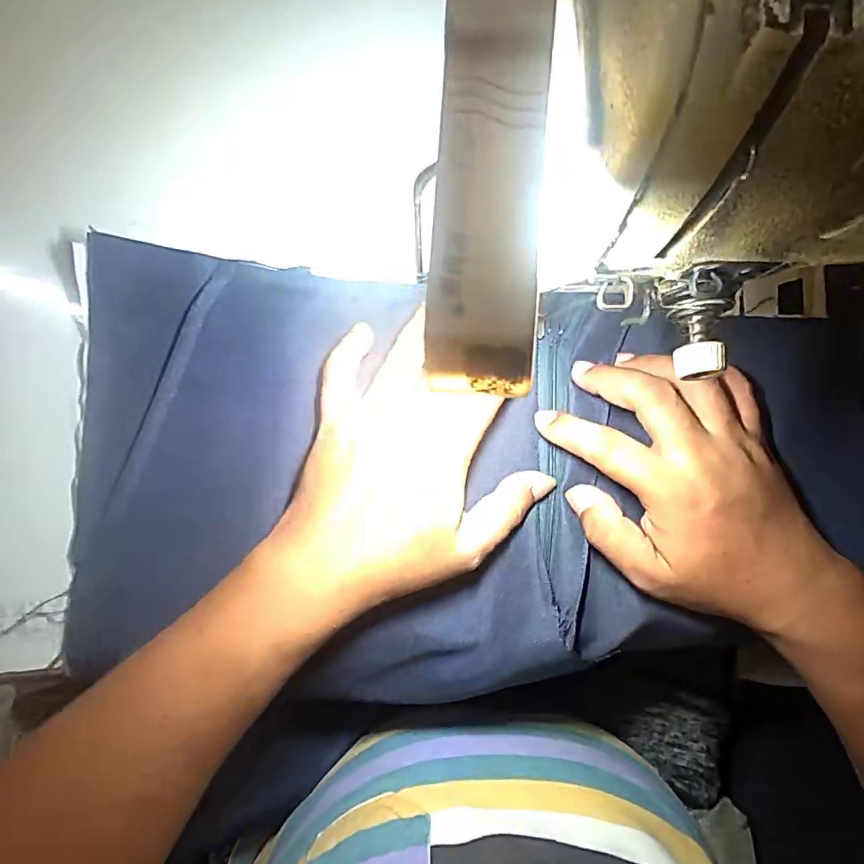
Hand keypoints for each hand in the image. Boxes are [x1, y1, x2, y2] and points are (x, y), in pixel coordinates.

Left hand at [262, 310, 554, 621]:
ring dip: (425, 324)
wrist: (320, 566)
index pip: (484, 389)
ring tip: (446, 298)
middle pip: (446, 361)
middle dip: (473, 327)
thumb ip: (505, 510)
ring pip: (400, 356)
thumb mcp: (463, 550)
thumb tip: (543, 480)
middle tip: (492, 297)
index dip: (507, 356)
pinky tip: (361, 332)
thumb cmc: (394, 562)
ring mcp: (366, 415)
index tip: (523, 329)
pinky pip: (338, 375)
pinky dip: (348, 350)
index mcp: (445, 449)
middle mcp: (407, 419)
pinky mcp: (333, 421)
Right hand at [532, 354, 858, 637]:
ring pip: (693, 378)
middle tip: (582, 372)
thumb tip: (577, 493)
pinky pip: (736, 386)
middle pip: (651, 393)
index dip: (569, 429)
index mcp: (669, 486)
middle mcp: (700, 450)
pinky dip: (710, 368)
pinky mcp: (757, 435)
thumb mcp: (649, 574)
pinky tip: (686, 367)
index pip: (606, 446)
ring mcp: (734, 437)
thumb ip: (607, 533)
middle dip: (609, 377)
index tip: (545, 419)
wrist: (787, 580)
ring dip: (654, 363)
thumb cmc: (712, 579)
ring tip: (625, 361)